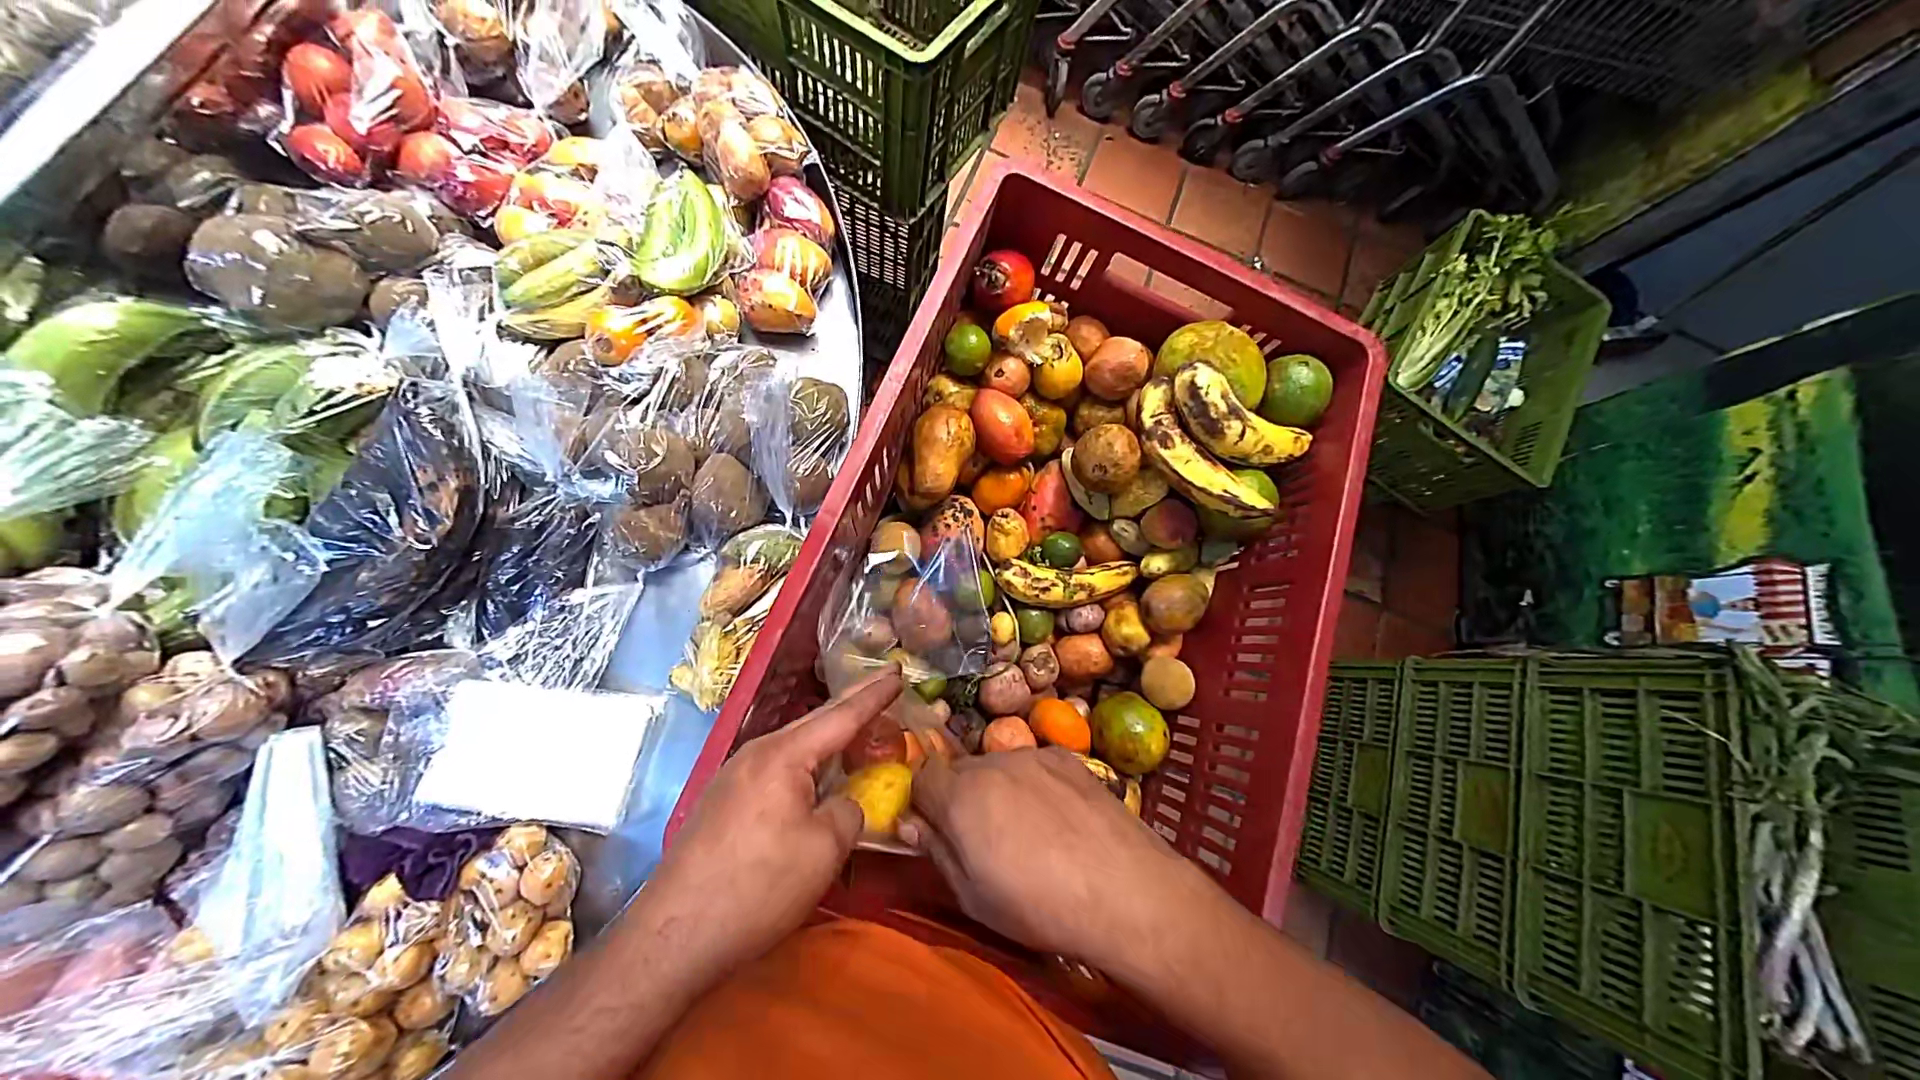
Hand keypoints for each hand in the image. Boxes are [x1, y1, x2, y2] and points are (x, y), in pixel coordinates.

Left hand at [636, 666, 901, 981]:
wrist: (673, 937)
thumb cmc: (757, 888)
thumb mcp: (824, 850)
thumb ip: (847, 812)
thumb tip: (842, 803)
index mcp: (782, 755)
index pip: (841, 716)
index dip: (875, 695)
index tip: (898, 671)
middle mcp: (755, 754)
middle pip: (815, 722)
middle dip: (853, 704)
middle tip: (885, 684)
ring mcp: (734, 777)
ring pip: (794, 746)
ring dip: (829, 736)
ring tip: (858, 728)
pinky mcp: (724, 802)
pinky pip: (777, 768)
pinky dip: (807, 762)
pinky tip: (816, 775)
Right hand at [905, 746, 1221, 971]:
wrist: (1126, 891)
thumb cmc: (1040, 907)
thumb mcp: (973, 897)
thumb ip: (937, 851)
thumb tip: (910, 822)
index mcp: (961, 796)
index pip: (920, 776)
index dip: (924, 802)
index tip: (938, 829)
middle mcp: (991, 763)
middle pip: (959, 770)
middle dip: (960, 797)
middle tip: (985, 838)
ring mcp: (1033, 755)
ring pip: (996, 766)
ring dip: (998, 789)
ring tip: (1030, 830)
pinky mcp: (1067, 757)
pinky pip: (1032, 764)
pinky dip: (1033, 783)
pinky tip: (1058, 818)